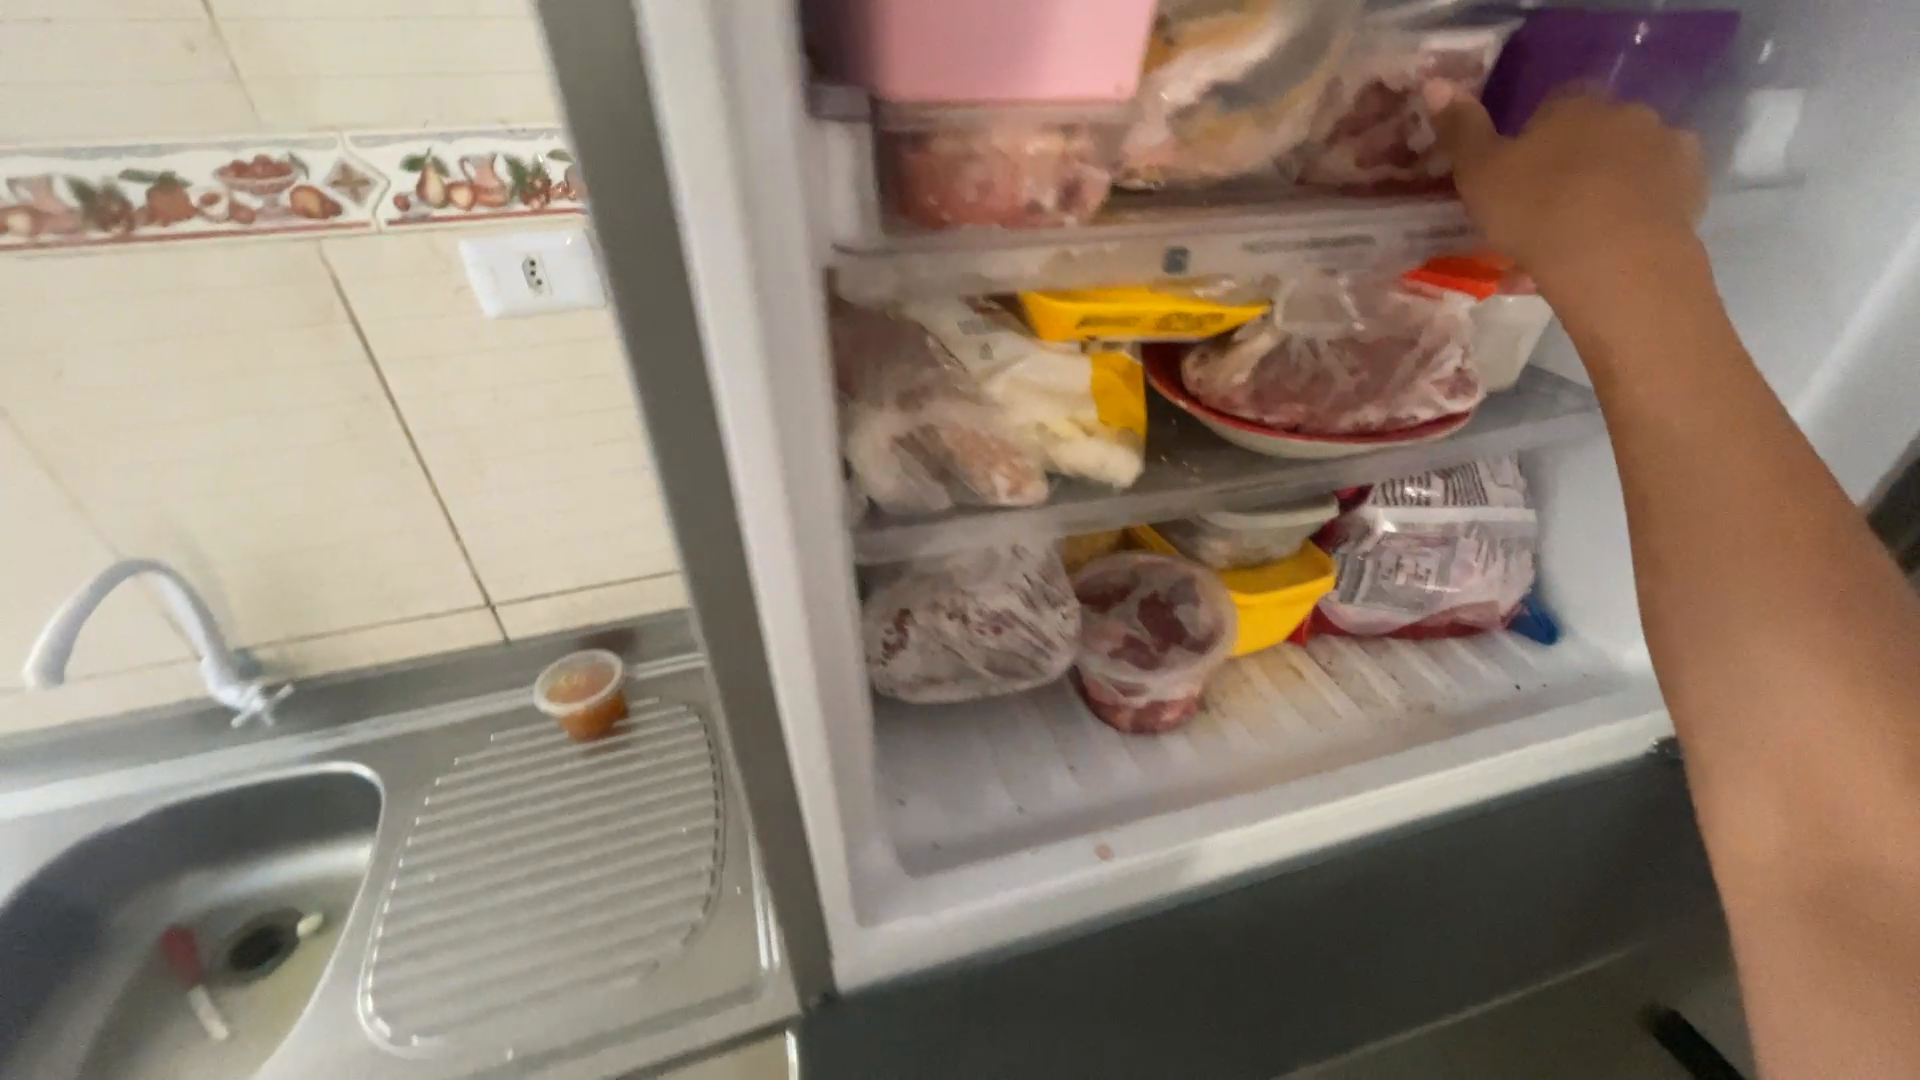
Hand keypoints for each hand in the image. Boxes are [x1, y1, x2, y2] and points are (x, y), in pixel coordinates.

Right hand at [1425, 84, 1707, 289]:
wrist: (1610, 256)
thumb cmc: (1533, 209)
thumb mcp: (1477, 174)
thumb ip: (1460, 131)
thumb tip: (1434, 85)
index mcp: (1575, 106)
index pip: (1553, 105)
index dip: (1532, 137)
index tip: (1515, 172)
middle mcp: (1628, 114)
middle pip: (1593, 134)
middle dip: (1571, 164)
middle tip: (1540, 210)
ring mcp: (1667, 148)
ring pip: (1625, 165)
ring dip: (1602, 190)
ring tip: (1570, 237)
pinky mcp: (1690, 188)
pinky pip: (1652, 196)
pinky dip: (1631, 214)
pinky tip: (1603, 247)